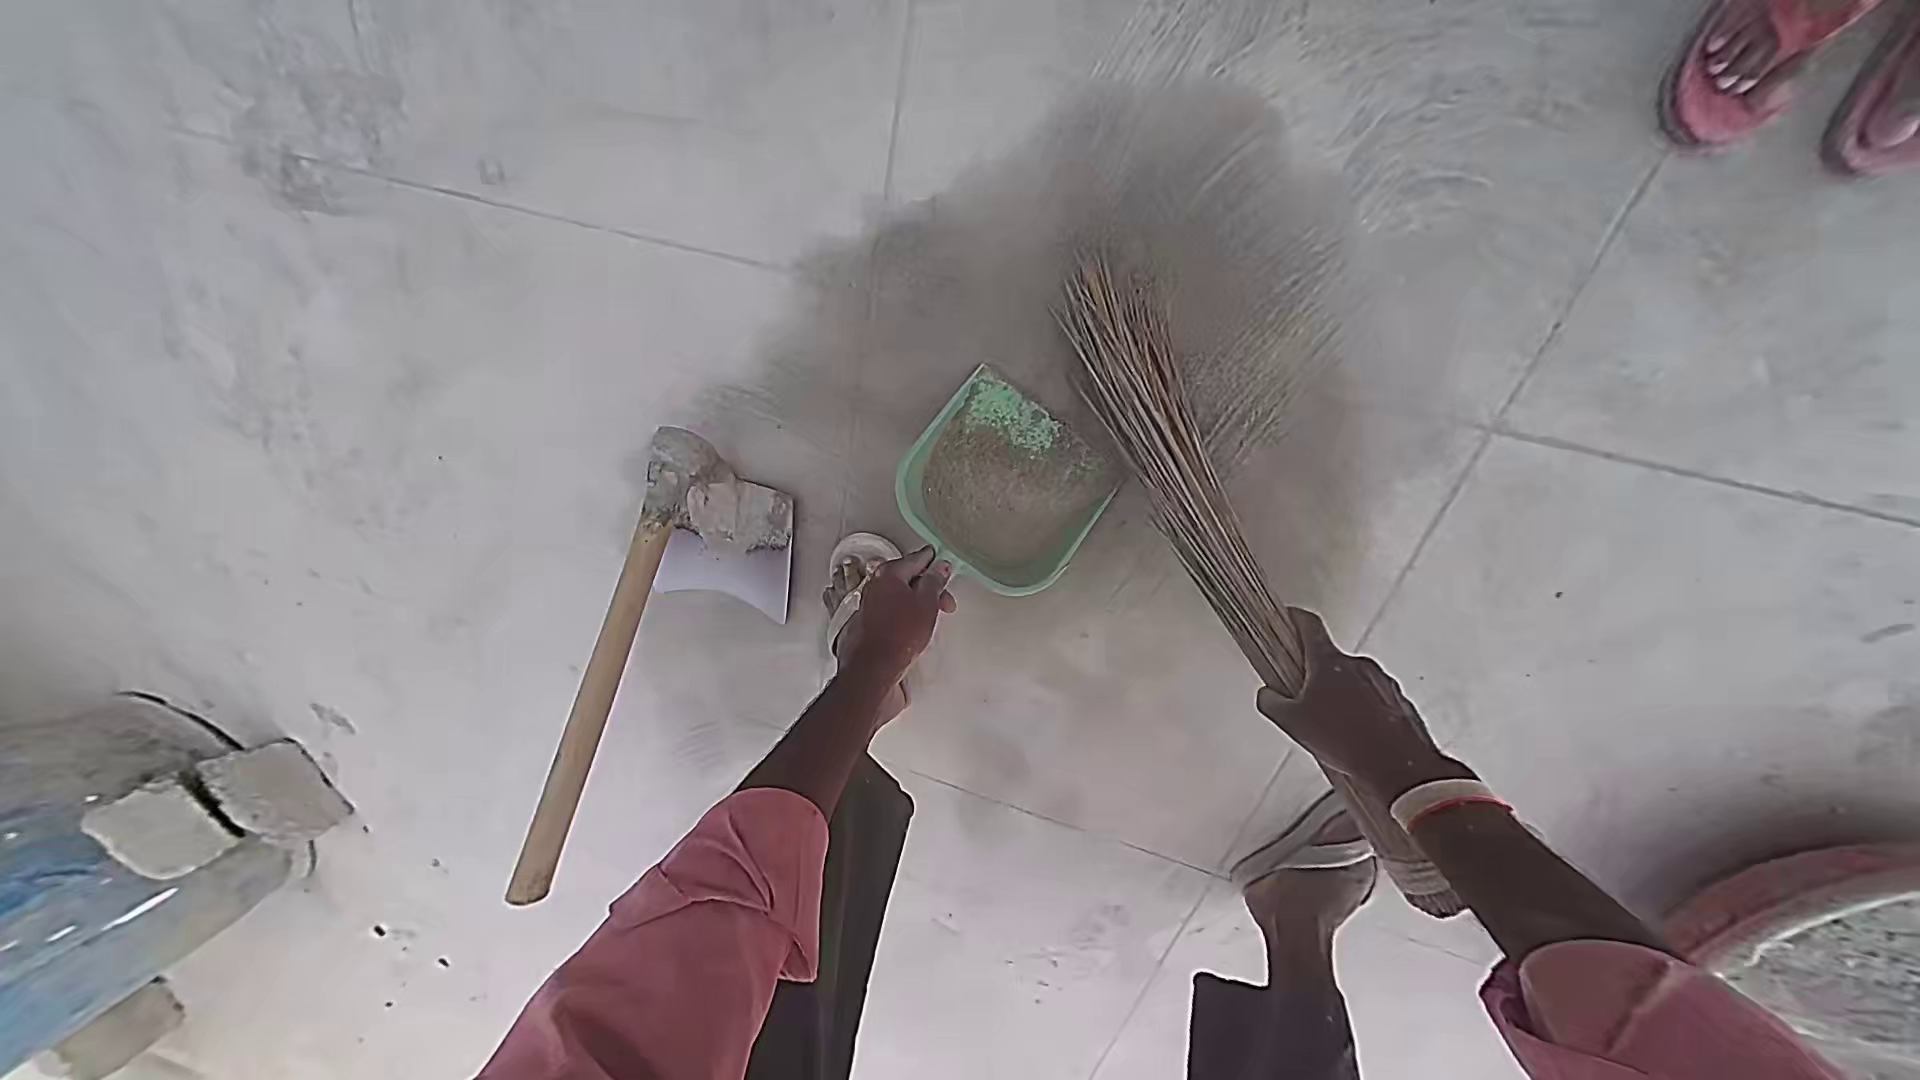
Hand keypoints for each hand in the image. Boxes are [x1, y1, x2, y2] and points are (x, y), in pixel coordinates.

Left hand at [840, 546, 955, 685]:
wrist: (873, 670)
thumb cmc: (896, 637)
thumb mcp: (927, 603)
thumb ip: (934, 581)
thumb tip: (939, 567)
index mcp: (888, 574)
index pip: (916, 559)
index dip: (933, 561)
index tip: (941, 562)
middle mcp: (875, 586)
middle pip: (907, 578)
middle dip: (928, 586)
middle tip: (945, 599)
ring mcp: (869, 605)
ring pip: (899, 596)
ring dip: (917, 602)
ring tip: (932, 615)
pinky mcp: (868, 625)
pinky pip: (891, 611)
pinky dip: (905, 614)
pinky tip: (914, 626)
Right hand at [1255, 607, 1468, 799]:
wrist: (1400, 771)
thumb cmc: (1347, 741)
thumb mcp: (1291, 722)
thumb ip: (1271, 701)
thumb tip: (1267, 695)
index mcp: (1329, 662)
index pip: (1309, 625)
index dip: (1295, 618)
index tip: (1289, 616)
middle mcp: (1359, 665)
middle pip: (1329, 657)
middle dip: (1315, 673)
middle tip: (1303, 695)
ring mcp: (1383, 683)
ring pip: (1352, 680)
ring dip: (1340, 694)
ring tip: (1331, 725)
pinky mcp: (1400, 703)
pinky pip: (1374, 699)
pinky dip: (1362, 711)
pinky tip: (1353, 735)